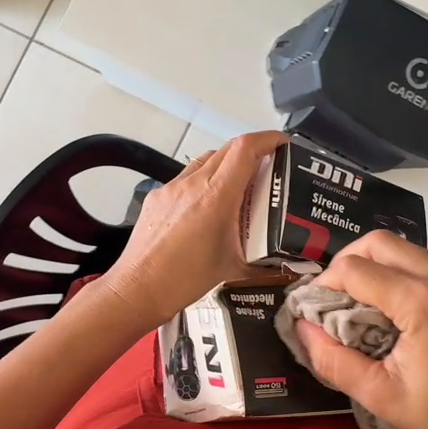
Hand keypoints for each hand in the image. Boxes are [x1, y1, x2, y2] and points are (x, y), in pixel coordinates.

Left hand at [99, 131, 288, 330]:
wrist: (137, 289)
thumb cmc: (186, 280)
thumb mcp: (235, 267)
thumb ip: (265, 260)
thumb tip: (289, 262)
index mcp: (215, 196)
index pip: (245, 149)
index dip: (268, 139)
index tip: (284, 143)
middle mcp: (192, 184)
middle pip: (227, 149)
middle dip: (252, 151)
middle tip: (269, 168)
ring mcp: (171, 188)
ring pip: (205, 161)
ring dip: (226, 165)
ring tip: (240, 187)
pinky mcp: (156, 197)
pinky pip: (186, 178)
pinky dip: (204, 181)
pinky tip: (207, 207)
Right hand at [295, 232, 427, 428]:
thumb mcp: (383, 397)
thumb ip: (334, 360)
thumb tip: (302, 327)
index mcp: (421, 302)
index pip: (355, 269)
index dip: (325, 282)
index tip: (314, 307)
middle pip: (382, 242)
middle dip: (350, 260)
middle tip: (338, 294)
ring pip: (413, 251)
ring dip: (384, 267)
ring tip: (374, 304)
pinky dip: (416, 278)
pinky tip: (414, 315)